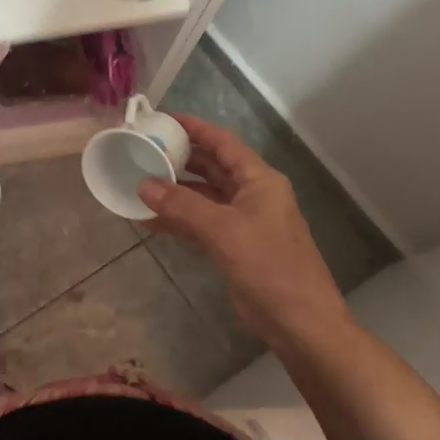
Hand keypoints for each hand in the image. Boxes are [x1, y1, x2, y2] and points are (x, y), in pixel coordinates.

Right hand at [138, 114, 349, 343]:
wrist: (300, 322)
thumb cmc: (269, 267)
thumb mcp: (223, 231)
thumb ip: (182, 206)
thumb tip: (143, 185)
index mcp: (259, 180)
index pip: (223, 142)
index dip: (195, 127)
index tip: (163, 118)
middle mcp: (253, 194)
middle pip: (212, 166)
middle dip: (180, 158)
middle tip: (143, 149)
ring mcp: (244, 221)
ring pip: (204, 195)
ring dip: (175, 191)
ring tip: (139, 181)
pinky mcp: (236, 246)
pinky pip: (201, 222)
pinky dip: (179, 218)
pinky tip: (151, 219)